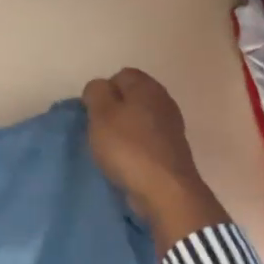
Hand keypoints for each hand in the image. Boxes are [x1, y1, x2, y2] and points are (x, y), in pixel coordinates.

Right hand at [81, 68, 230, 252]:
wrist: (164, 188)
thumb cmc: (127, 148)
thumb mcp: (101, 115)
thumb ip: (96, 93)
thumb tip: (99, 87)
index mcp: (146, 87)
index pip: (121, 75)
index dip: (103, 91)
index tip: (91, 114)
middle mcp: (163, 100)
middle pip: (132, 96)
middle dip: (113, 109)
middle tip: (98, 131)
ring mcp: (170, 125)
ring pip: (139, 117)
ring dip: (124, 129)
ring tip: (109, 148)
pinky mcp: (171, 148)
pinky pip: (147, 138)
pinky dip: (135, 145)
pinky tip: (126, 160)